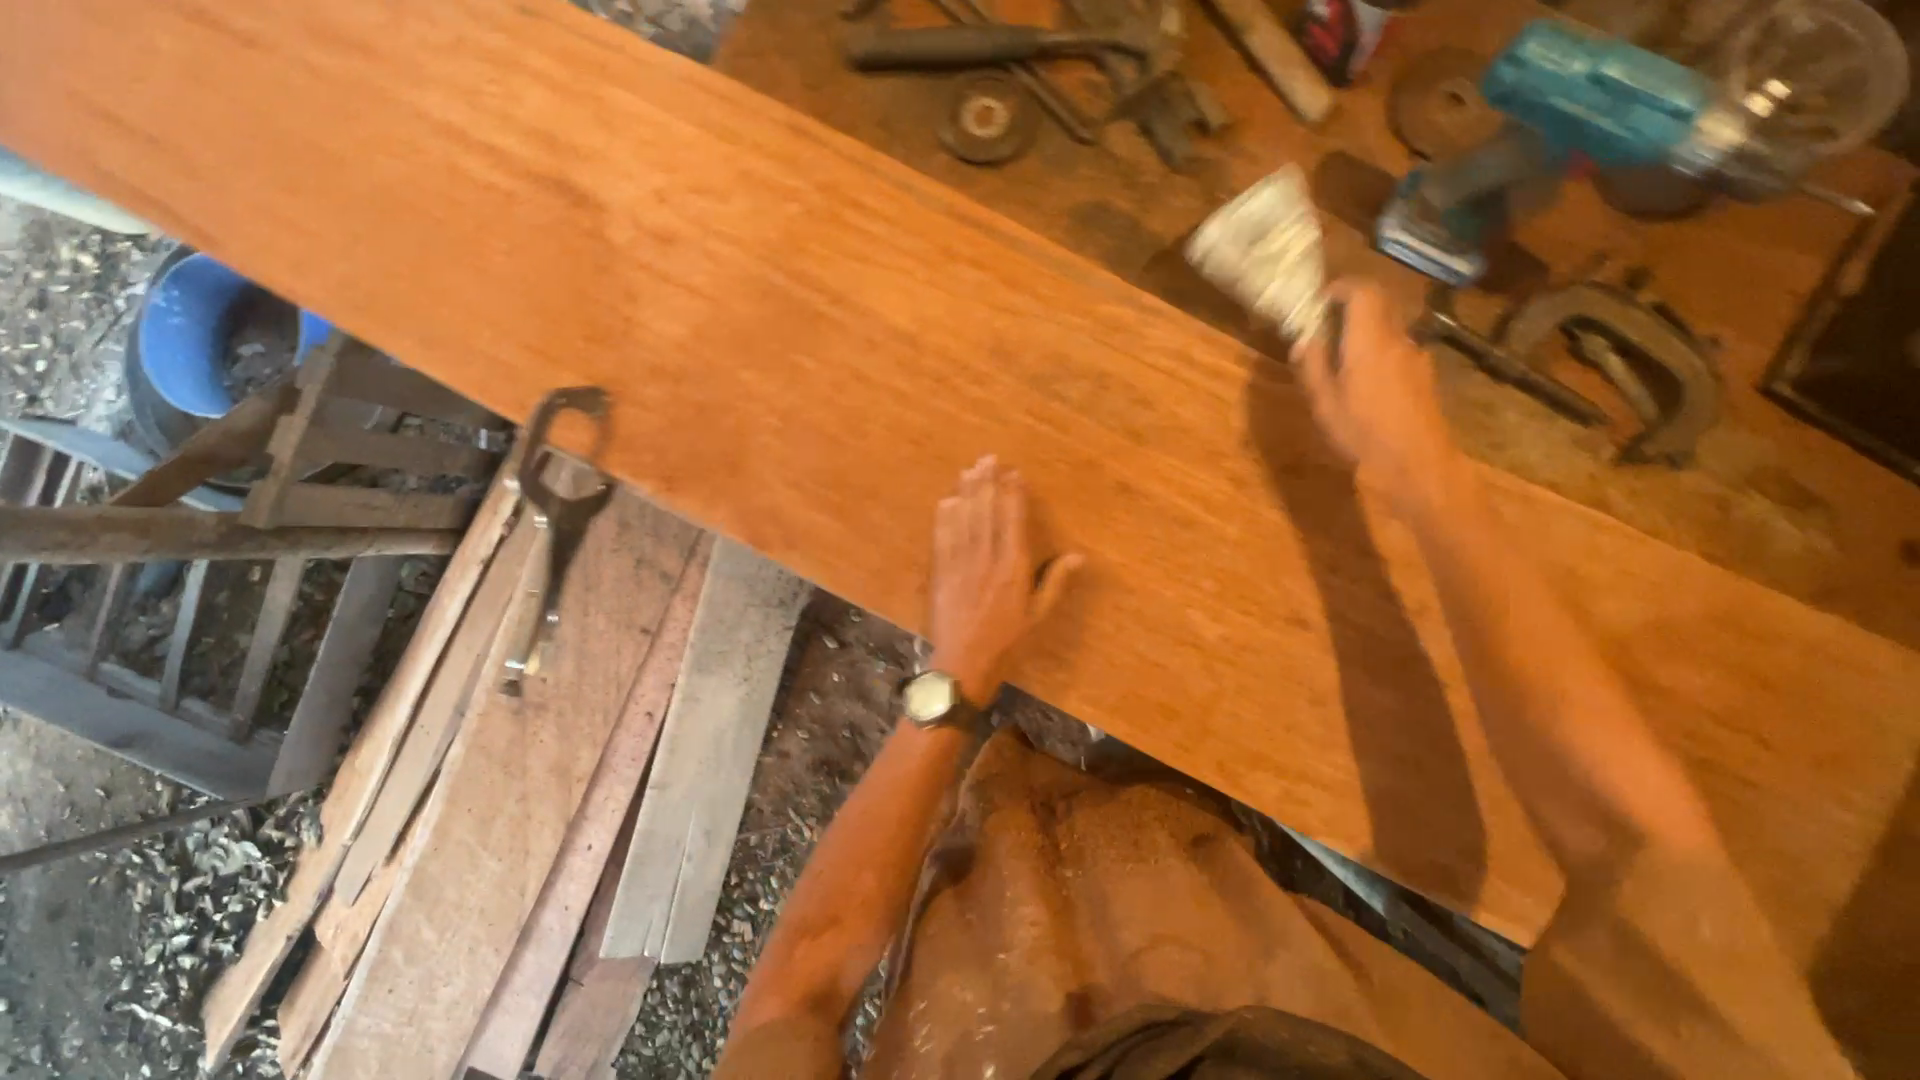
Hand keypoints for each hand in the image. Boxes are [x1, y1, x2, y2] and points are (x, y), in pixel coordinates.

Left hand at [928, 455, 1081, 705]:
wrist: (963, 666)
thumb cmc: (1007, 644)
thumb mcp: (1038, 616)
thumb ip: (1055, 582)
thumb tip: (1079, 556)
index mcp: (1014, 568)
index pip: (1013, 521)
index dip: (1013, 494)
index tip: (1013, 473)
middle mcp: (987, 559)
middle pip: (986, 512)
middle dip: (987, 483)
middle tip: (987, 458)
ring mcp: (960, 564)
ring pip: (964, 519)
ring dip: (966, 492)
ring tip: (970, 469)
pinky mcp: (940, 573)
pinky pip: (942, 537)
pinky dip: (945, 517)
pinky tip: (948, 501)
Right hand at [1295, 279, 1467, 516]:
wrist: (1416, 465)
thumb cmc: (1363, 433)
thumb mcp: (1324, 402)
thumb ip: (1312, 365)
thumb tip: (1304, 340)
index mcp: (1370, 340)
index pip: (1362, 291)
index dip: (1341, 288)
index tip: (1320, 300)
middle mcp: (1398, 340)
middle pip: (1378, 307)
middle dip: (1351, 310)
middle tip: (1325, 329)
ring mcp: (1416, 358)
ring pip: (1388, 331)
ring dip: (1365, 336)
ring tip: (1342, 364)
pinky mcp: (1424, 377)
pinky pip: (1398, 352)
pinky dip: (1379, 355)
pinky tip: (1366, 387)